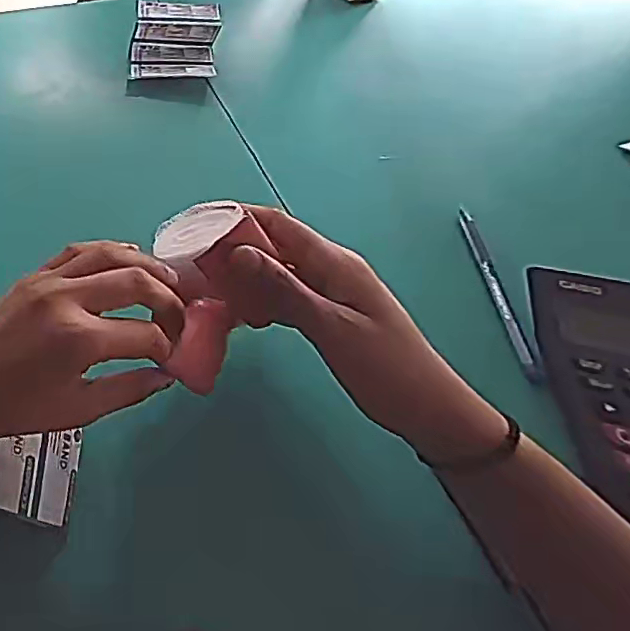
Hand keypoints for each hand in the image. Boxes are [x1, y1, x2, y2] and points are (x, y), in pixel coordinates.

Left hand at [0, 242, 185, 440]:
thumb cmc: (18, 406)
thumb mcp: (80, 409)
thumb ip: (129, 389)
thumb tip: (165, 374)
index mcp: (78, 339)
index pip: (144, 334)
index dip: (167, 347)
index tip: (171, 357)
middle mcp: (66, 299)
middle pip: (136, 281)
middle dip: (167, 299)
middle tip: (178, 316)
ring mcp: (49, 280)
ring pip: (110, 254)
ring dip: (145, 264)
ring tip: (166, 280)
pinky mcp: (36, 274)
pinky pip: (79, 251)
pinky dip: (107, 251)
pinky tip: (126, 258)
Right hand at [215, 206, 507, 462]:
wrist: (432, 413)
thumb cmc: (387, 369)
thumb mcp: (332, 328)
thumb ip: (284, 288)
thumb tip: (239, 252)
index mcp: (334, 263)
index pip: (278, 224)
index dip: (239, 216)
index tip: (202, 223)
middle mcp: (330, 268)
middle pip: (274, 244)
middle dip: (235, 246)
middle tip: (197, 260)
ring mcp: (329, 290)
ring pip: (276, 270)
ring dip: (245, 274)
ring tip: (211, 285)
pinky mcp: (326, 312)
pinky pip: (285, 294)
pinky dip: (261, 298)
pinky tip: (242, 313)